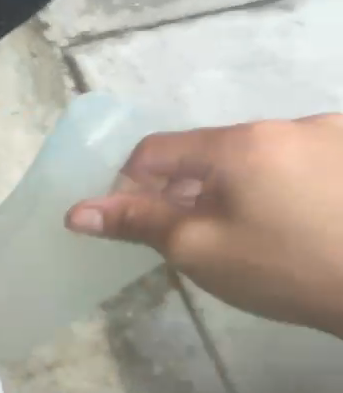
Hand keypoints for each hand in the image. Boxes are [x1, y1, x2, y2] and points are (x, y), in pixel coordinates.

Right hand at [66, 114, 342, 334]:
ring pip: (260, 159)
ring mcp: (342, 138)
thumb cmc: (289, 266)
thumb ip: (136, 221)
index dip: (128, 186)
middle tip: (194, 237)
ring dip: (239, 189)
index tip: (137, 224)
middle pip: (209, 152)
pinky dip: (285, 188)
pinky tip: (303, 225)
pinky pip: (306, 163)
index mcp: (242, 144)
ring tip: (256, 234)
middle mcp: (295, 126)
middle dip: (187, 189)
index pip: (154, 151)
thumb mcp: (198, 248)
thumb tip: (76, 212)